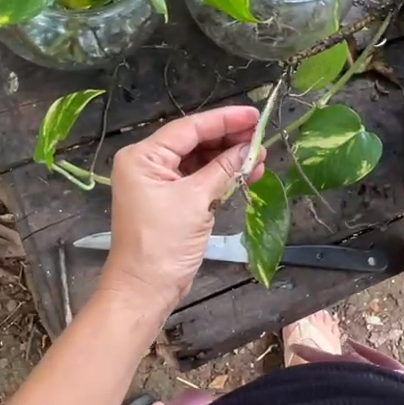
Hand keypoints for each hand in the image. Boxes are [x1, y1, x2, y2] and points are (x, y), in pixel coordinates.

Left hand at [96, 106, 264, 319]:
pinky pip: (198, 179)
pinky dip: (220, 177)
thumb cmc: (163, 243)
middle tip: (260, 135)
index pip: (189, 128)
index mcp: (143, 157)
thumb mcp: (197, 200)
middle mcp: (147, 164)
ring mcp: (158, 183)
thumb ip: (224, 169)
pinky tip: (246, 173)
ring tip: (259, 157)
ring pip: (198, 160)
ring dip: (228, 159)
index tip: (254, 115)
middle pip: (193, 141)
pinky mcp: (169, 201)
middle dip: (228, 139)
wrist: (145, 289)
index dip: (224, 120)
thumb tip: (250, 148)